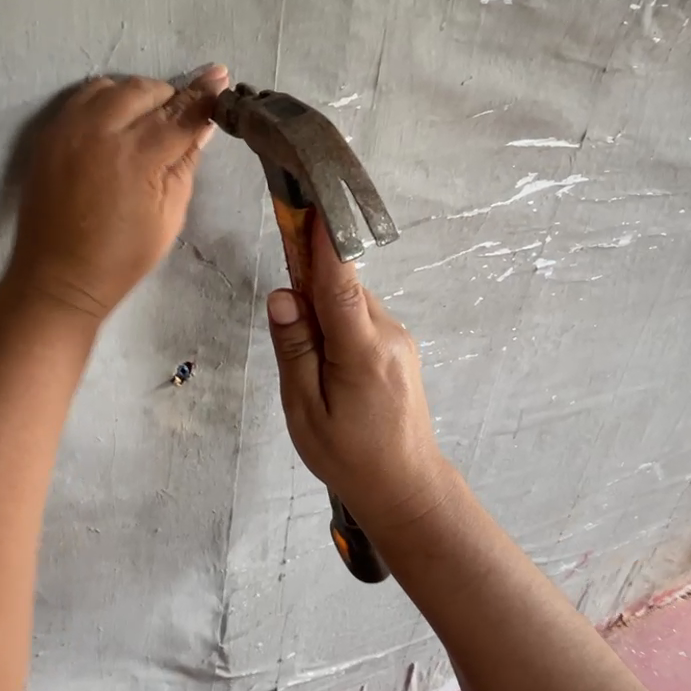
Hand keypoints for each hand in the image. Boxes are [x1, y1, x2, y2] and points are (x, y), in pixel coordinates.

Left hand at [6, 65, 229, 321]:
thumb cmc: (123, 256)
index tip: (220, 77)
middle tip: (176, 121)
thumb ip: (185, 162)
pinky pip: (82, 98)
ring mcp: (69, 128)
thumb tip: (202, 123)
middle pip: (147, 89)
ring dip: (135, 96)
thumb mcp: (170, 215)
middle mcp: (101, 131)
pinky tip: (112, 125)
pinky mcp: (49, 134)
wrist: (58, 277)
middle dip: (168, 98)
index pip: (182, 112)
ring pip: (112, 86)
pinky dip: (104, 102)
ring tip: (142, 122)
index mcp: (138, 155)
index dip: (205, 95)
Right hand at [266, 216, 452, 532]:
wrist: (407, 488)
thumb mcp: (305, 409)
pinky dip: (338, 323)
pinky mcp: (400, 346)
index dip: (324, 240)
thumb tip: (283, 295)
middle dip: (309, 287)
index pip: (340, 282)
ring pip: (351, 302)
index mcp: (362, 350)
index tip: (311, 201)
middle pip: (343, 288)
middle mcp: (388, 334)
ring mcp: (399, 338)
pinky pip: (361, 317)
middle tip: (283, 319)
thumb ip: (295, 349)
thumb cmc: (349, 456)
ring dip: (323, 310)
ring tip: (308, 360)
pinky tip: (328, 362)